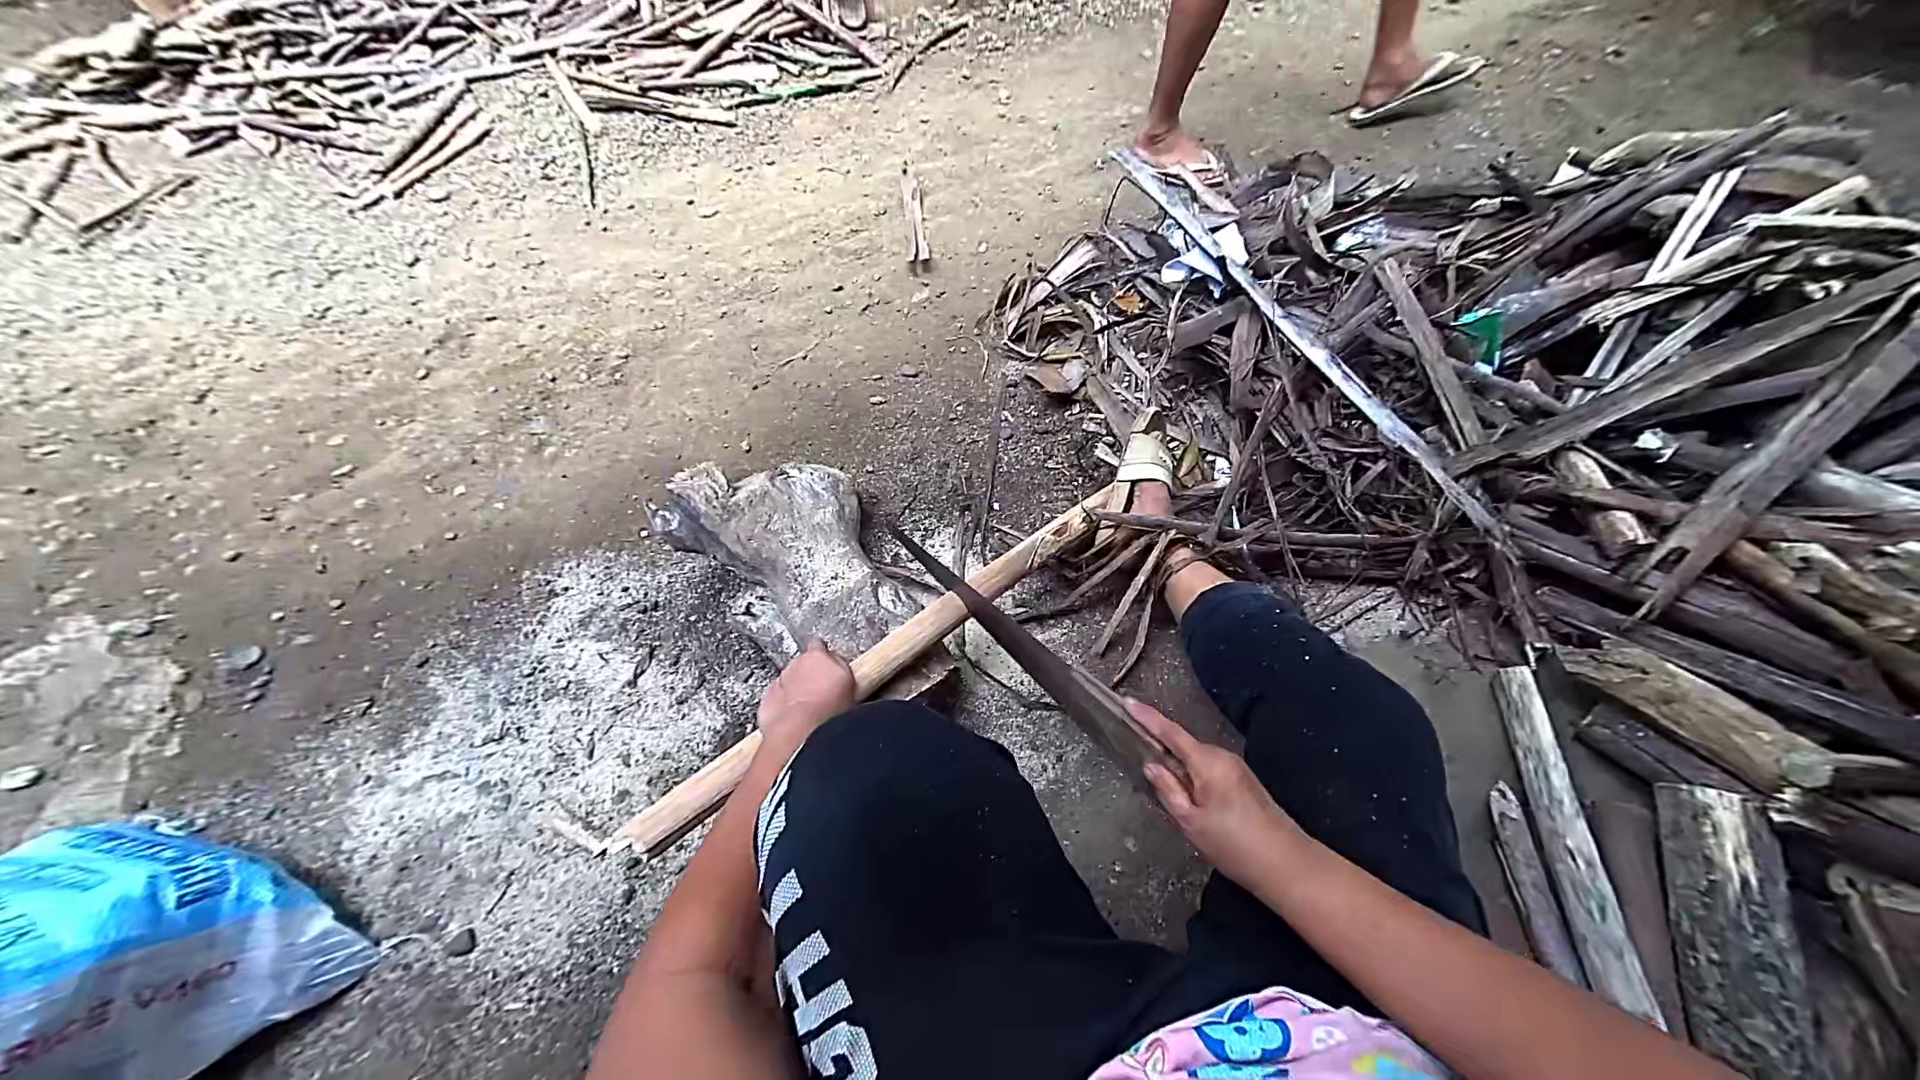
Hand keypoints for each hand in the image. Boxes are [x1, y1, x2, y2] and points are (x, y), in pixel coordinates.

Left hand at [757, 639, 855, 746]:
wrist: (801, 730)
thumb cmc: (827, 707)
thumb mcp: (849, 680)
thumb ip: (840, 665)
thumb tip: (837, 660)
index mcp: (816, 656)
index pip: (818, 645)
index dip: (822, 653)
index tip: (827, 662)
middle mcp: (795, 665)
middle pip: (802, 665)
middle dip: (809, 675)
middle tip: (821, 693)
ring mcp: (779, 682)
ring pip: (788, 682)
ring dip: (796, 691)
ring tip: (809, 709)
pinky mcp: (768, 701)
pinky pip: (777, 700)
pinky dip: (784, 706)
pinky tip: (795, 717)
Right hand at [1129, 700, 1309, 885]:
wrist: (1288, 867)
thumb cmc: (1237, 846)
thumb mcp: (1191, 821)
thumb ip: (1168, 789)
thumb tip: (1152, 766)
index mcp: (1208, 763)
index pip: (1170, 733)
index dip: (1147, 717)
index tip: (1127, 702)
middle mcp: (1223, 758)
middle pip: (1183, 748)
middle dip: (1164, 757)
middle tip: (1149, 781)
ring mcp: (1236, 769)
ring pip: (1196, 762)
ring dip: (1181, 774)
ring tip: (1177, 806)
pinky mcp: (1243, 782)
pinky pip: (1209, 772)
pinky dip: (1195, 781)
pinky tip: (1196, 808)